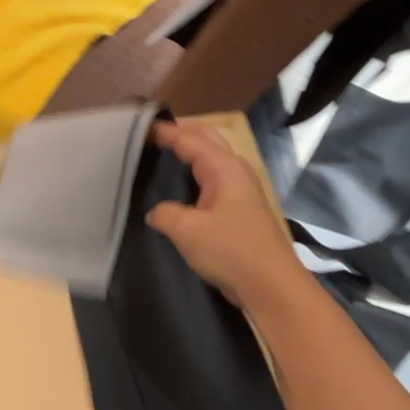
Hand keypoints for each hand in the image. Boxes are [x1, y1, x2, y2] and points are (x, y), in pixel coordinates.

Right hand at [145, 121, 307, 308]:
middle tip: (151, 134)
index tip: (140, 126)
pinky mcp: (238, 210)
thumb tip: (156, 211)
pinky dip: (194, 173)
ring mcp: (240, 191)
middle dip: (182, 132)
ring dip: (189, 151)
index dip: (166, 131)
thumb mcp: (187, 230)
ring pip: (211, 159)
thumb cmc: (230, 250)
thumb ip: (165, 213)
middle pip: (207, 140)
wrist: (269, 283)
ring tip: (162, 154)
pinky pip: (212, 180)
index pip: (191, 139)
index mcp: (225, 169)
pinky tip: (179, 186)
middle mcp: (235, 172)